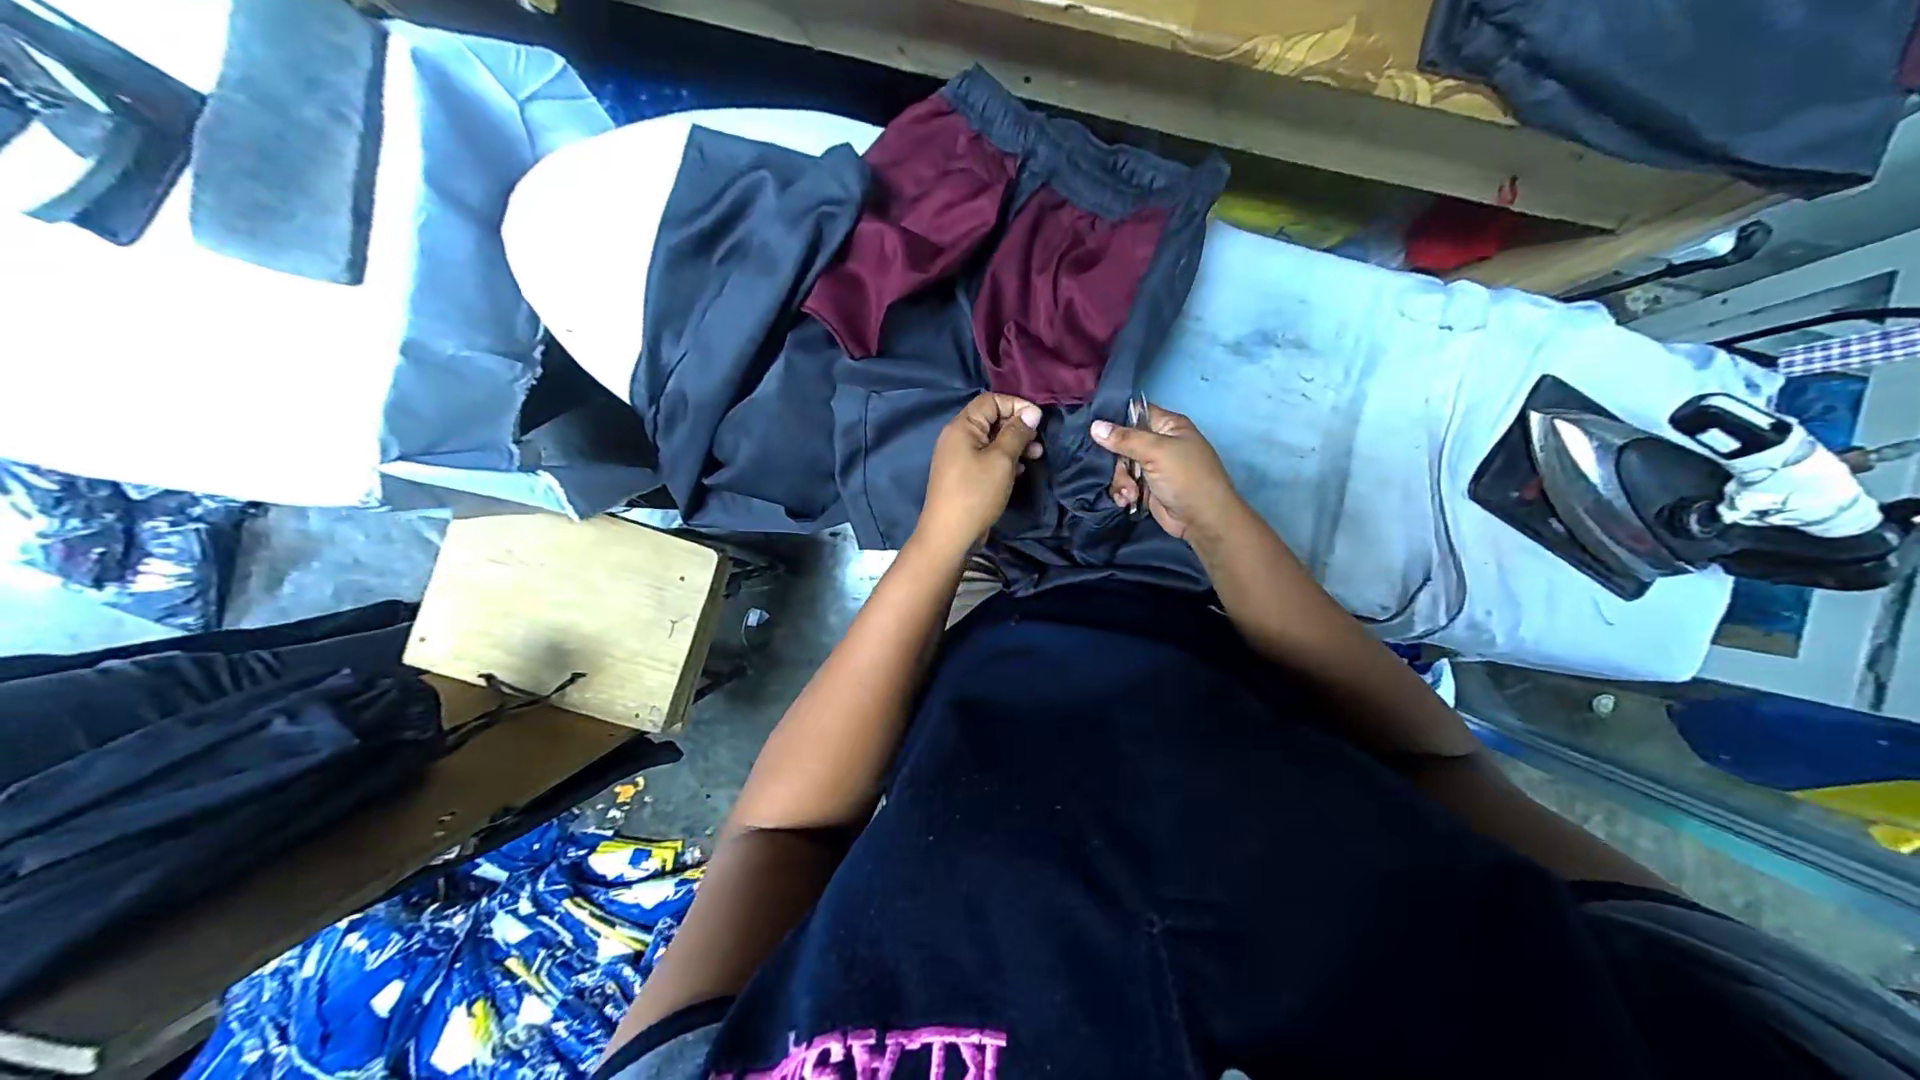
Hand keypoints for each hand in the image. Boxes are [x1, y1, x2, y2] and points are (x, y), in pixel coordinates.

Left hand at [916, 392, 1044, 551]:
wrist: (950, 535)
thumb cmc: (976, 493)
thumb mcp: (1002, 460)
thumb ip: (1017, 433)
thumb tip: (1032, 412)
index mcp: (962, 426)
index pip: (990, 400)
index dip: (1016, 405)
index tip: (1037, 420)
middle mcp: (957, 437)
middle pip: (991, 419)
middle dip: (1018, 427)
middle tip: (1039, 442)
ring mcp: (959, 457)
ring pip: (992, 441)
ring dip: (1015, 445)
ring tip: (1036, 456)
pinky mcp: (964, 476)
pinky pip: (987, 458)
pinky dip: (1005, 460)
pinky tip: (1020, 471)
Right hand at [1091, 403, 1242, 541]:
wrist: (1202, 519)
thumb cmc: (1186, 478)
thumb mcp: (1156, 452)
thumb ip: (1125, 439)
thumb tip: (1094, 425)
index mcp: (1168, 425)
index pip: (1135, 412)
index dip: (1115, 419)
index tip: (1096, 430)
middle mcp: (1160, 442)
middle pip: (1123, 442)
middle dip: (1118, 461)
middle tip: (1123, 473)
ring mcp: (1153, 466)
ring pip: (1121, 465)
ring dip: (1120, 480)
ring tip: (1129, 494)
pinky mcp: (1147, 487)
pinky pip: (1125, 483)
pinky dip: (1123, 492)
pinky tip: (1127, 501)